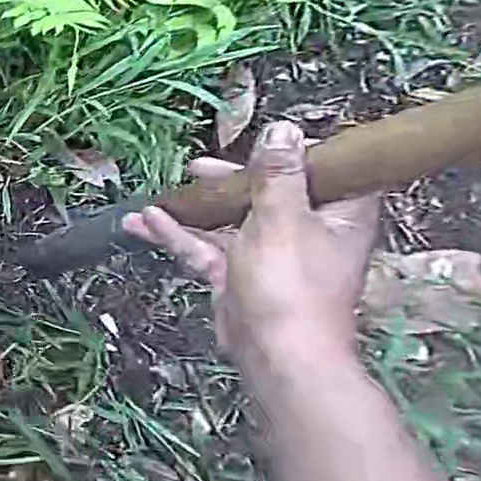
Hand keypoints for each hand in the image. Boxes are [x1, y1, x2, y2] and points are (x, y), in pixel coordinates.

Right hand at [122, 121, 379, 371]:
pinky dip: (177, 235)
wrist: (274, 351)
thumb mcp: (281, 219)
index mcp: (335, 214)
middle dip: (228, 181)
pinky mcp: (236, 274)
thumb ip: (277, 175)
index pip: (326, 172)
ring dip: (194, 210)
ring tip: (161, 195)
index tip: (267, 142)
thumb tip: (283, 129)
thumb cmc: (289, 283)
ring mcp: (266, 254)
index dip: (299, 154)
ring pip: (228, 221)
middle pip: (266, 194)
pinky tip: (144, 222)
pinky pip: (204, 247)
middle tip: (198, 167)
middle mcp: (304, 231)